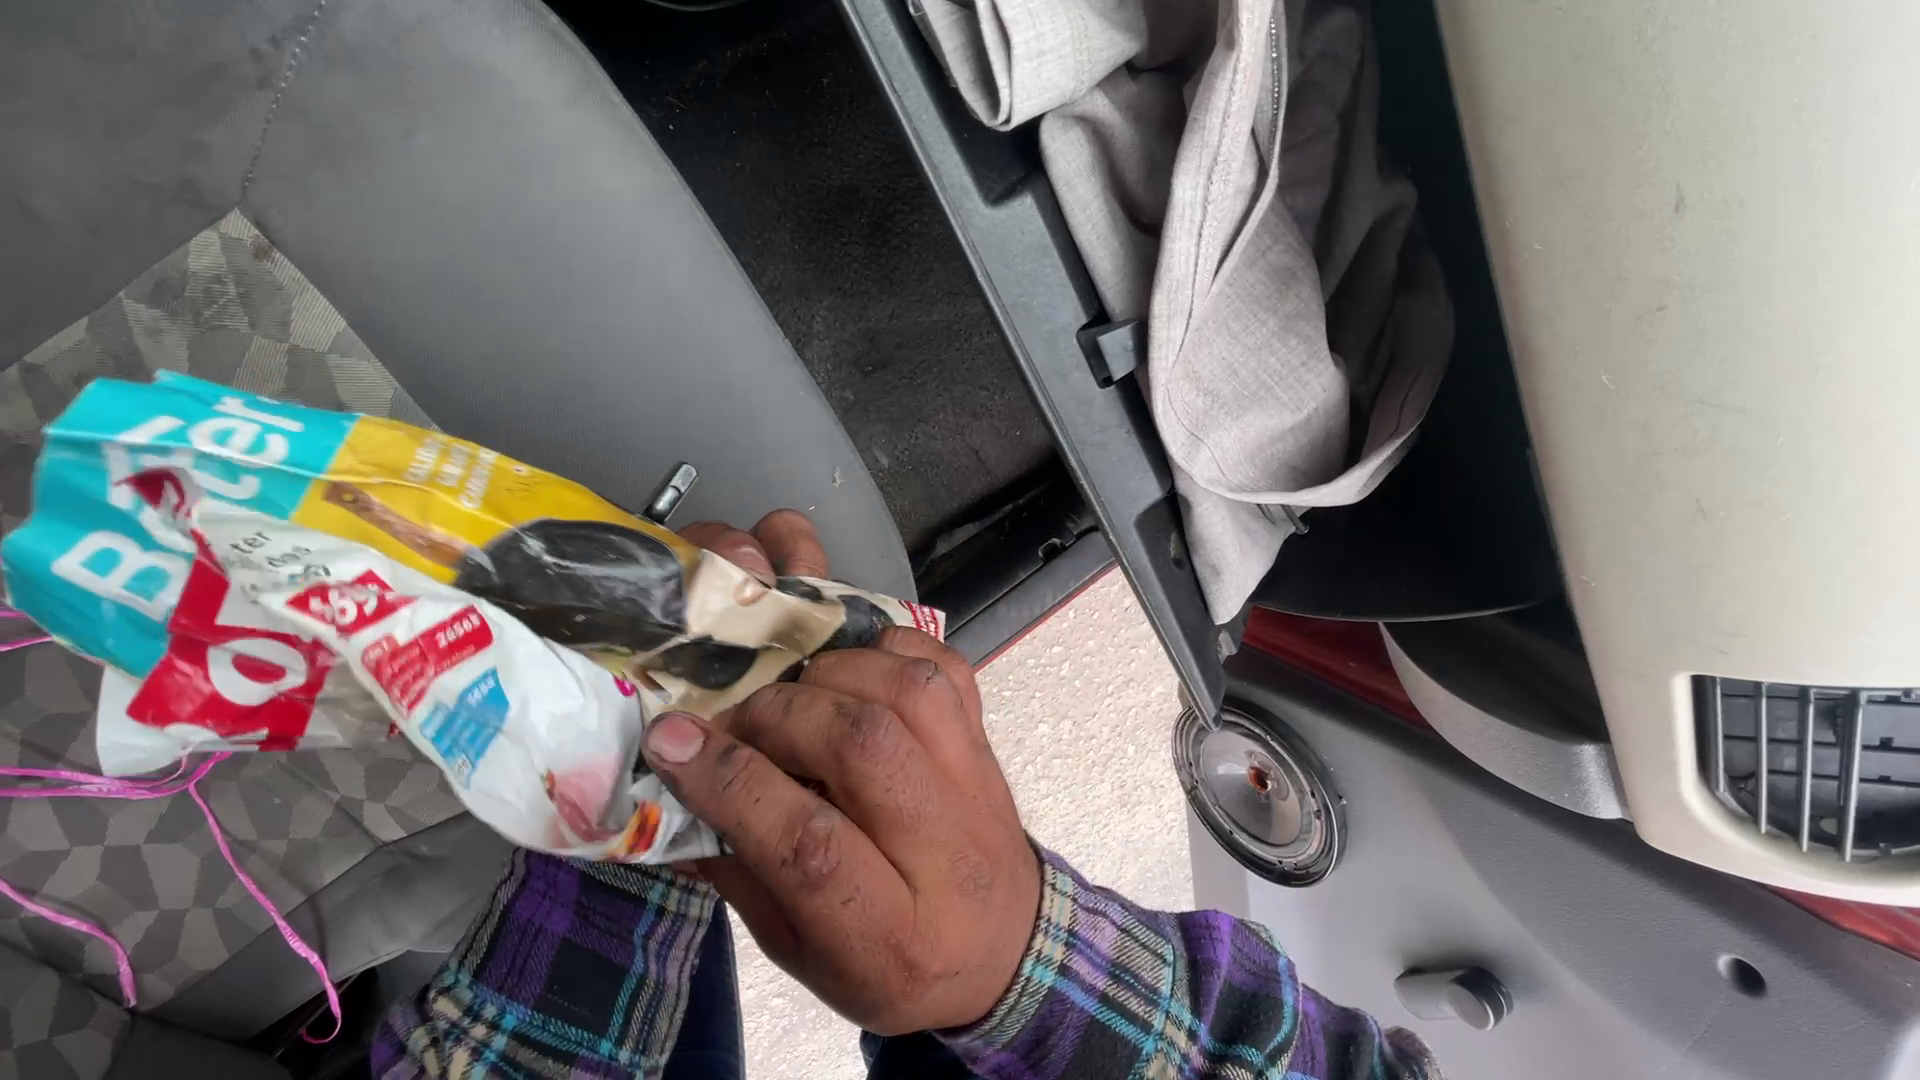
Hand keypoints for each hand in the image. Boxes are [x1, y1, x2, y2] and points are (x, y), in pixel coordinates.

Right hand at [660, 511, 1041, 1033]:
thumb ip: (738, 873)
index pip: (809, 844)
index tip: (672, 739)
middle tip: (736, 723)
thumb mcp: (800, 953)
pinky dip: (890, 650)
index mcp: (889, 933)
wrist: (1004, 944)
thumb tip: (673, 785)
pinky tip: (852, 669)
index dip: (732, 781)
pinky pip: (944, 667)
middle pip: (862, 747)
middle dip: (778, 719)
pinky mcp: (985, 739)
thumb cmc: (890, 960)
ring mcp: (975, 781)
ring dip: (831, 674)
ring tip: (793, 696)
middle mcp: (943, 849)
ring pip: (907, 692)